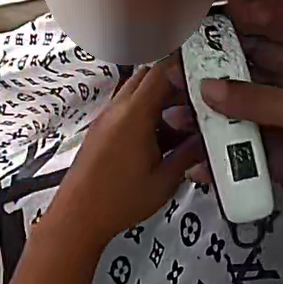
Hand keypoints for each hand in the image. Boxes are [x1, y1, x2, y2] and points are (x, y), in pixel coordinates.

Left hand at [46, 60, 203, 248]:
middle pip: (146, 78)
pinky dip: (145, 116)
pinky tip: (161, 140)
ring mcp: (106, 121)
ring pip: (136, 94)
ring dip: (159, 101)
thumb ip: (189, 154)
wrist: (78, 217)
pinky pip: (126, 111)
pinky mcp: (101, 133)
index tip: (200, 68)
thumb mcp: (165, 180)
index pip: (160, 72)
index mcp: (134, 116)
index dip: (182, 66)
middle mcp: (117, 112)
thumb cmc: (115, 201)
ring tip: (181, 124)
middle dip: (172, 83)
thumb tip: (204, 140)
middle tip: (194, 97)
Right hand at [191, 39, 282, 217]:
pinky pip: (238, 156)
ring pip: (233, 124)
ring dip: (205, 125)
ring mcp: (276, 130)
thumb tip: (209, 89)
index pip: (257, 52)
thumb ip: (257, 99)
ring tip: (175, 123)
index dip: (225, 49)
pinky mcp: (271, 161)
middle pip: (238, 89)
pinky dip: (218, 161)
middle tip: (172, 87)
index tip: (191, 49)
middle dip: (205, 89)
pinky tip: (198, 165)